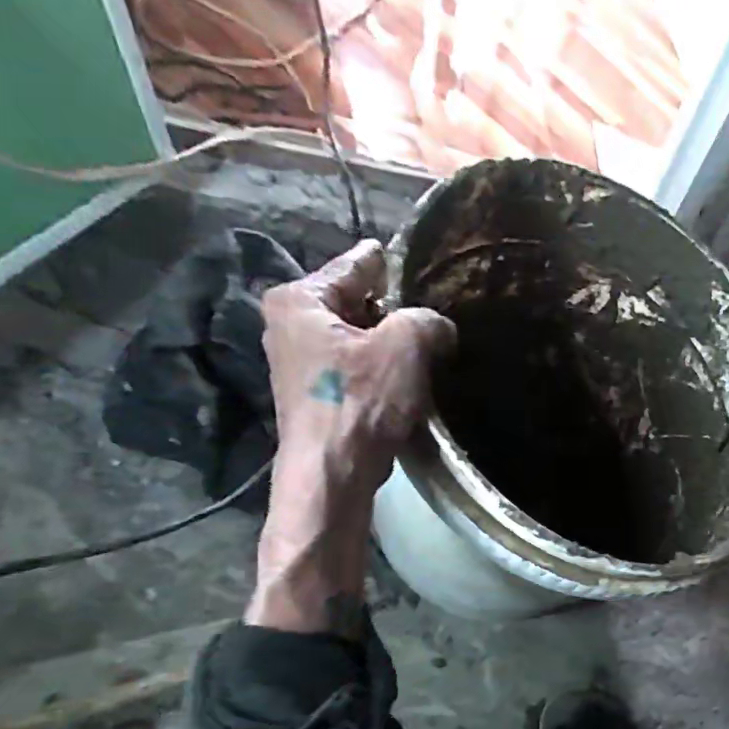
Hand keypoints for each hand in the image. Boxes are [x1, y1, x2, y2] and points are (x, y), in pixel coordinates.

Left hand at [246, 240, 455, 634]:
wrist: (333, 473)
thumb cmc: (361, 402)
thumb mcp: (405, 346)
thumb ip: (427, 320)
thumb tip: (438, 328)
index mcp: (299, 299)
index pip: (354, 265)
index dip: (389, 263)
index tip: (412, 255)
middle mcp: (289, 324)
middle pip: (355, 302)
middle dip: (392, 310)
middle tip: (431, 315)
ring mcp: (297, 362)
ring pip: (356, 337)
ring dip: (388, 344)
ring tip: (426, 349)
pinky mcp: (313, 395)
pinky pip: (354, 366)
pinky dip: (378, 369)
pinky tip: (405, 382)